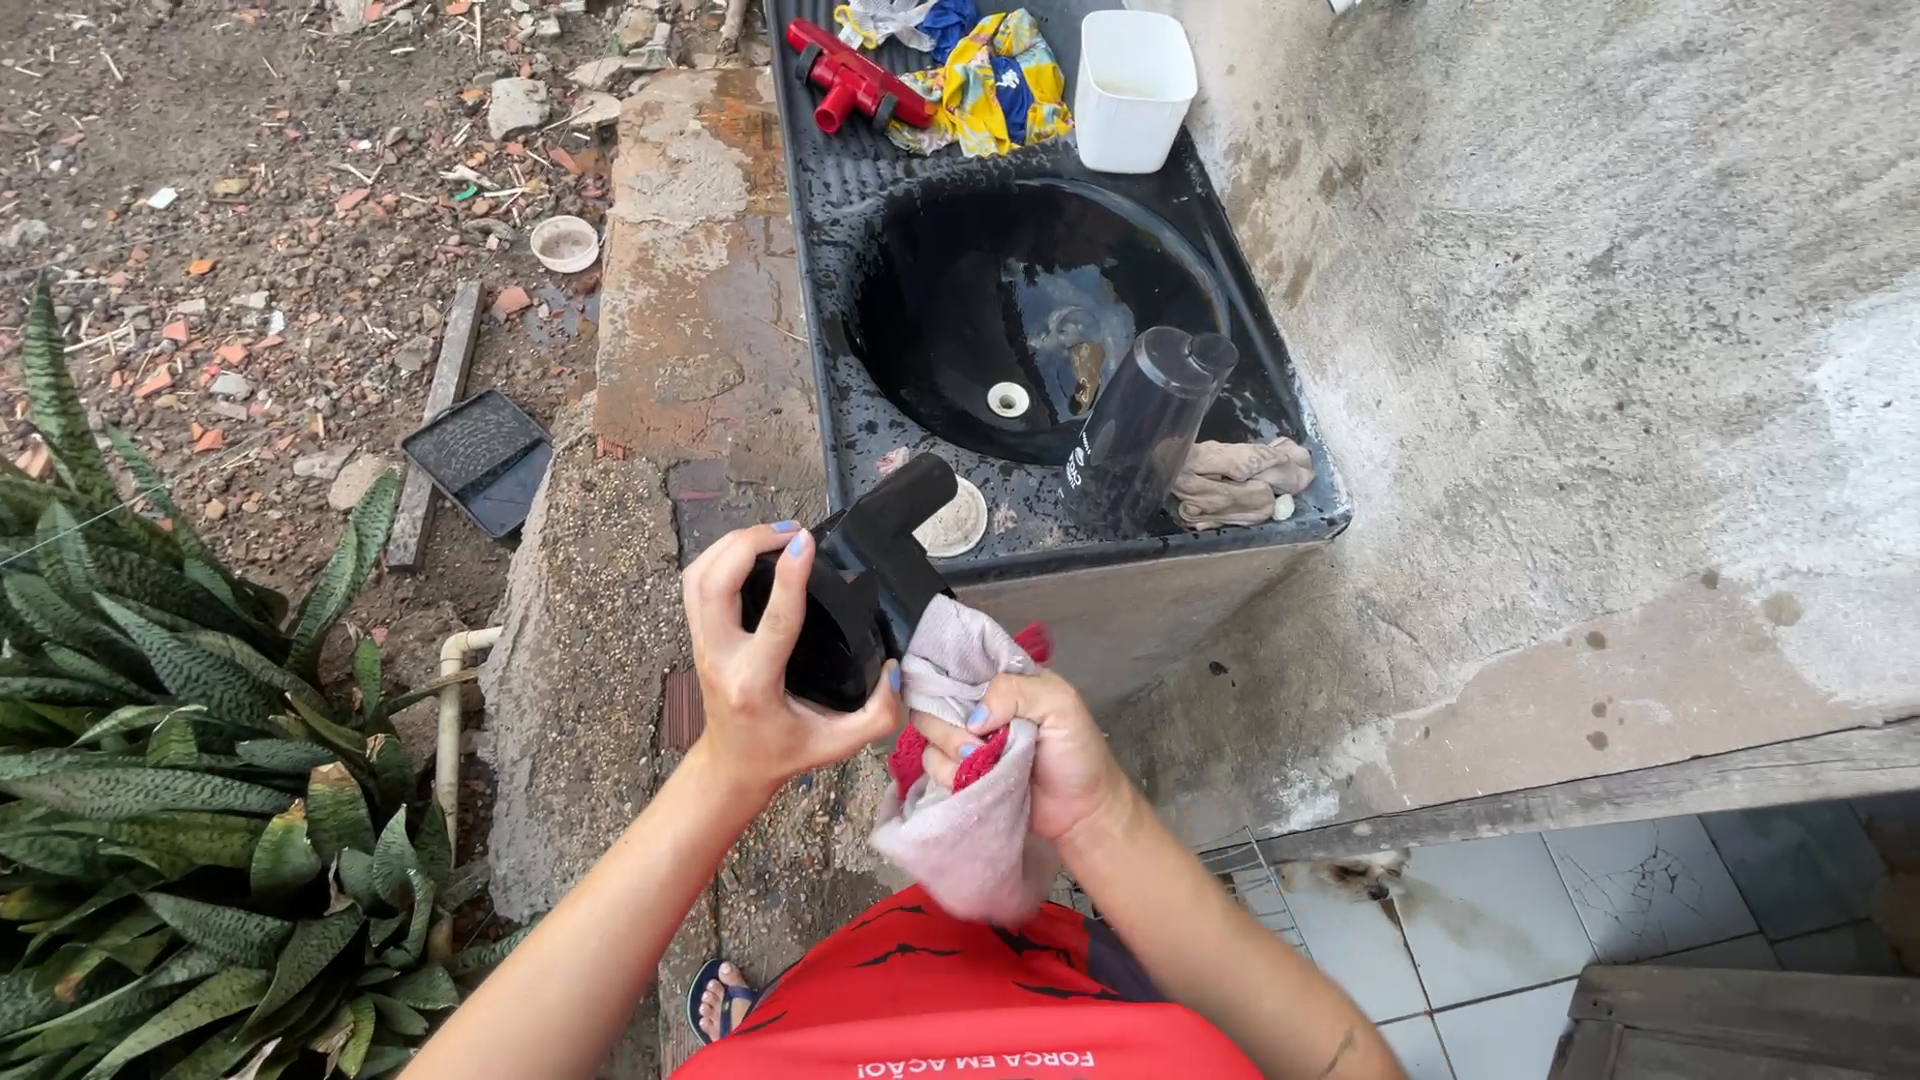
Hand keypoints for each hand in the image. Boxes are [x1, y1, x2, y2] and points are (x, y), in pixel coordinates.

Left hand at [682, 523, 903, 796]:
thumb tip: (895, 669)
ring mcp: (702, 645)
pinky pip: (695, 582)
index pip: (775, 620)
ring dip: (732, 544)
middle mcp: (721, 659)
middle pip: (715, 584)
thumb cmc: (784, 752)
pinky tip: (750, 548)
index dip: (791, 576)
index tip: (807, 543)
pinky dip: (718, 555)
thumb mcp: (838, 744)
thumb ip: (878, 715)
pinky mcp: (698, 635)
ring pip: (698, 576)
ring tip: (774, 533)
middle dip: (749, 544)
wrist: (732, 765)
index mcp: (756, 684)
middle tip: (792, 532)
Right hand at [908, 671, 1132, 843]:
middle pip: (935, 700)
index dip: (947, 675)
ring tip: (978, 763)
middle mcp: (980, 706)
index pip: (960, 664)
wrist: (1081, 811)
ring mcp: (968, 740)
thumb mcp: (1060, 705)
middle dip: (947, 724)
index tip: (952, 695)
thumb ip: (1016, 692)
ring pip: (930, 733)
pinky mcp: (962, 772)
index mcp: (1004, 682)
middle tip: (974, 745)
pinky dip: (947, 773)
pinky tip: (973, 780)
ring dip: (949, 749)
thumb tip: (973, 718)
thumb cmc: (1078, 751)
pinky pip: (933, 765)